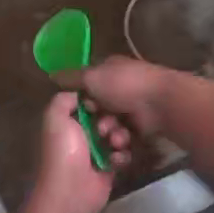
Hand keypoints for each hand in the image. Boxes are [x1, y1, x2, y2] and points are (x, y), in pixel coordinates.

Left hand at [30, 92, 131, 212]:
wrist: (71, 190)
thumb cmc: (63, 151)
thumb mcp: (55, 117)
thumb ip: (64, 99)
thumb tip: (79, 93)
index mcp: (67, 122)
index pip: (88, 105)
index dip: (98, 103)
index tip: (103, 105)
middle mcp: (80, 136)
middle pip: (106, 119)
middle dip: (112, 122)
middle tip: (109, 130)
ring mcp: (95, 153)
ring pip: (117, 136)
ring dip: (120, 138)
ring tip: (116, 144)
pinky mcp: (109, 169)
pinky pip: (122, 155)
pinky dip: (122, 156)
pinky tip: (117, 160)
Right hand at [56, 55, 179, 136]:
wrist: (161, 103)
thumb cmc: (124, 85)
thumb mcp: (92, 77)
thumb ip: (71, 78)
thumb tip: (51, 75)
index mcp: (110, 70)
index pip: (88, 83)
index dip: (82, 97)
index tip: (80, 106)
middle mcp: (120, 87)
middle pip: (97, 108)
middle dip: (95, 120)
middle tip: (97, 126)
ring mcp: (132, 107)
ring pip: (109, 124)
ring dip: (109, 132)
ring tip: (114, 136)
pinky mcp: (141, 125)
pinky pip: (124, 135)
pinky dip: (122, 140)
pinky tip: (124, 142)